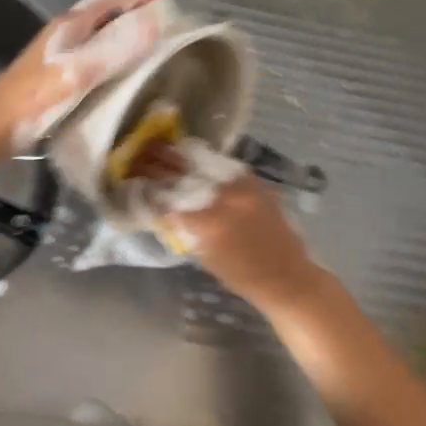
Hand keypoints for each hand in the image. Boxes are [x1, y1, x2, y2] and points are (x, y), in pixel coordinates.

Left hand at [0, 0, 169, 152]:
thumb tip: (158, 17)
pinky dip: (111, 59)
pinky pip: (91, 58)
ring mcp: (57, 54)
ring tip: (151, 51)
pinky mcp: (54, 75)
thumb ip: (116, 46)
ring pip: (97, 37)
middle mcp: (64, 33)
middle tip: (166, 29)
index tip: (169, 5)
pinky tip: (121, 77)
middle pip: (103, 16)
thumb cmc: (37, 96)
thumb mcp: (80, 70)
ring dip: (122, 38)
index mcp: (70, 25)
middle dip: (133, 17)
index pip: (110, 0)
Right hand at [131, 144, 328, 313]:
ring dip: (185, 158)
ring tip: (168, 149)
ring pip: (208, 165)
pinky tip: (199, 160)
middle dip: (163, 163)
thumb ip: (186, 229)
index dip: (153, 187)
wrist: (286, 276)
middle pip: (187, 174)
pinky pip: (227, 169)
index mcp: (209, 222)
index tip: (139, 178)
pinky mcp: (258, 185)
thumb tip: (166, 209)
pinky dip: (210, 165)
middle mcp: (226, 199)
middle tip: (146, 154)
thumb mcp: (205, 257)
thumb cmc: (241, 276)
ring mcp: (244, 188)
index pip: (172, 199)